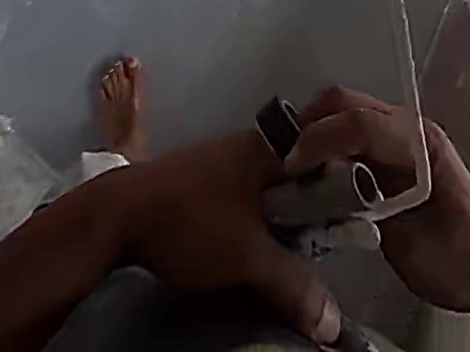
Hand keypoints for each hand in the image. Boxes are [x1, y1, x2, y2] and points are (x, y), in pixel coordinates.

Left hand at [101, 131, 342, 344]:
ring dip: (281, 226)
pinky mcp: (204, 179)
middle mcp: (249, 146)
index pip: (323, 157)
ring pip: (270, 192)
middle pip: (297, 178)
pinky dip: (256, 224)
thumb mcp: (249, 257)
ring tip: (287, 260)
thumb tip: (334, 324)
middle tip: (317, 254)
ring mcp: (224, 160)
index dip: (342, 191)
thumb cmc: (192, 222)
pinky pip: (246, 199)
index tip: (349, 228)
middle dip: (309, 218)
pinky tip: (252, 251)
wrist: (119, 215)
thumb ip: (295, 284)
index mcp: (267, 148)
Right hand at [286, 88, 469, 316]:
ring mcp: (403, 132)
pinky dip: (327, 136)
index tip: (293, 165)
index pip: (360, 122)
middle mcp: (411, 127)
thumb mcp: (410, 244)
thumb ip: (367, 207)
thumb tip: (325, 185)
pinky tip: (315, 164)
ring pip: (347, 108)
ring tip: (295, 162)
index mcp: (420, 145)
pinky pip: (352, 125)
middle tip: (285, 158)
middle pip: (348, 102)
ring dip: (317, 127)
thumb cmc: (461, 261)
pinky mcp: (395, 145)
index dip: (320, 138)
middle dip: (311, 123)